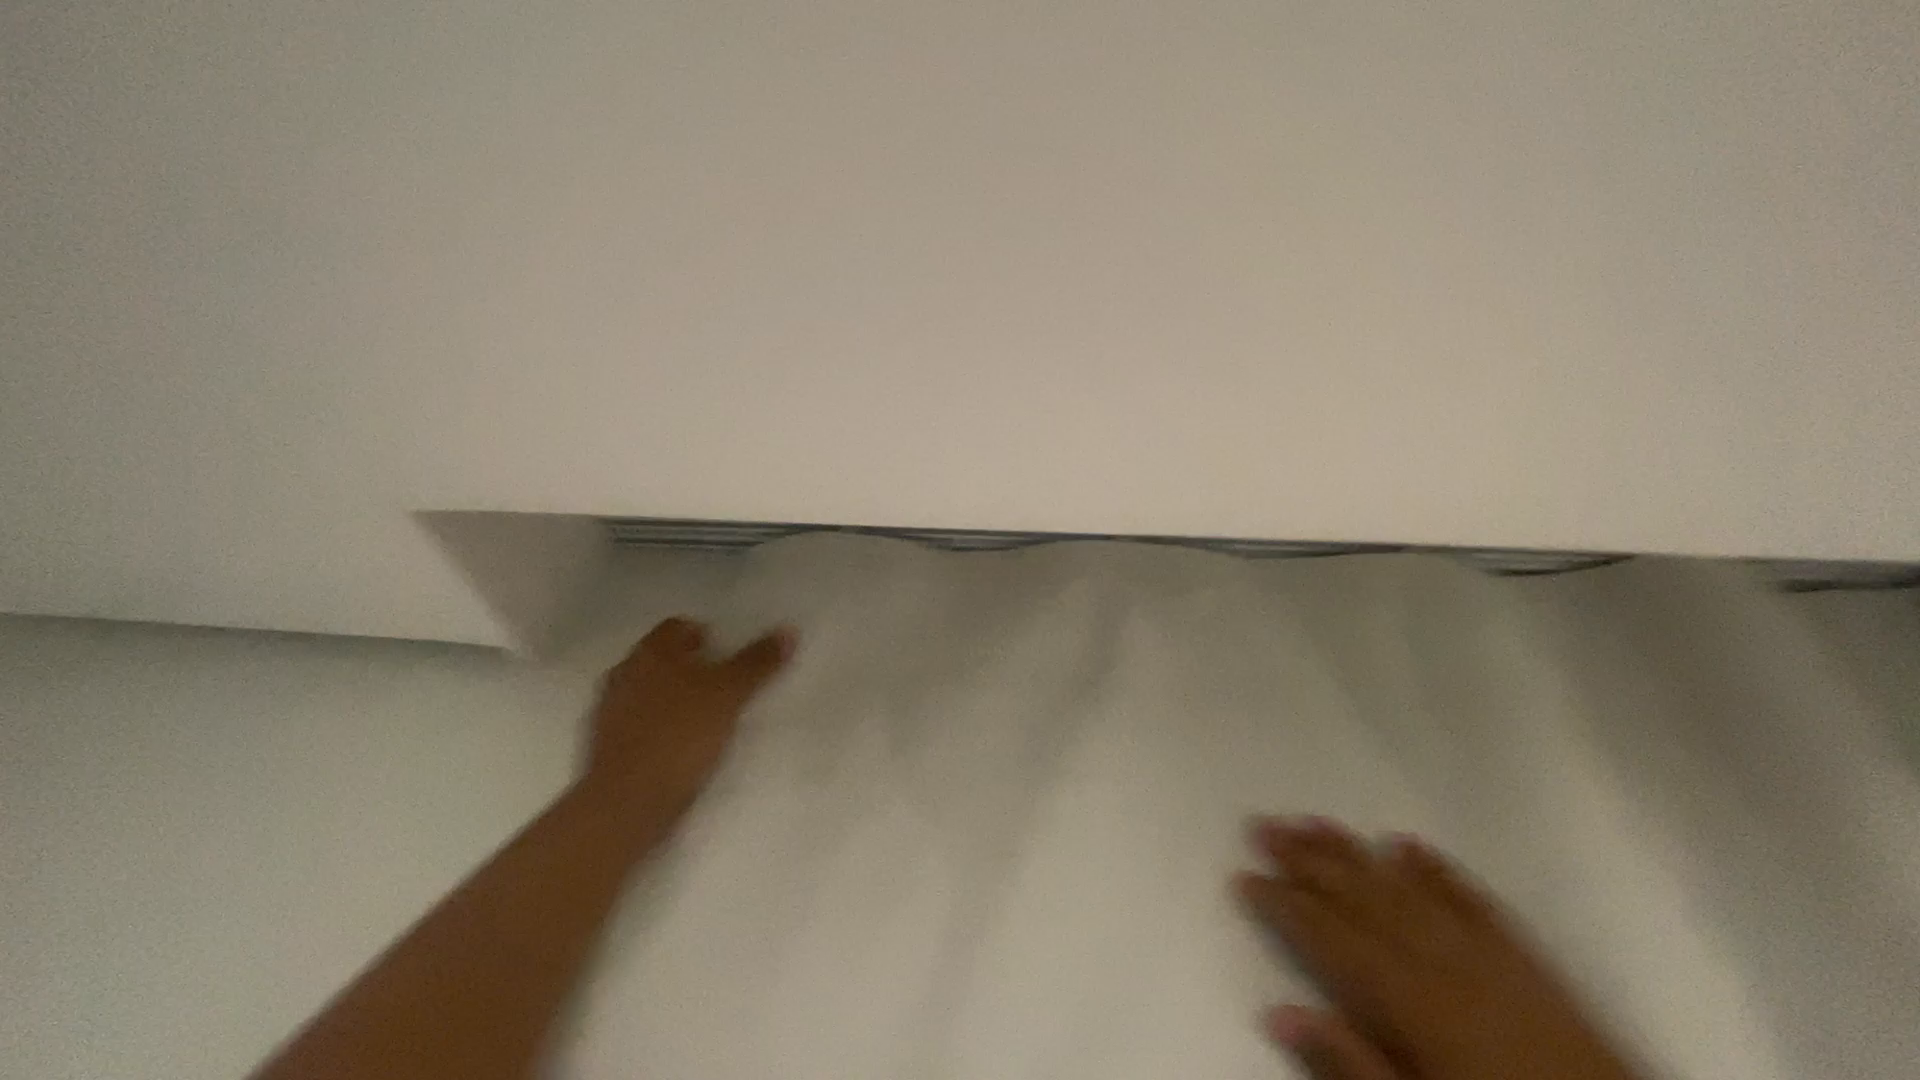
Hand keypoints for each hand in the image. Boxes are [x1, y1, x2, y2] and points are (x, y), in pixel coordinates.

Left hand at [578, 616, 794, 831]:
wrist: (628, 801)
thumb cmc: (682, 735)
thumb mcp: (730, 695)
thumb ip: (757, 662)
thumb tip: (788, 630)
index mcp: (652, 651)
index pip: (679, 626)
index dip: (706, 635)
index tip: (729, 656)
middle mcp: (624, 671)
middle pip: (662, 657)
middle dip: (689, 666)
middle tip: (722, 685)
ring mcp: (609, 709)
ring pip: (648, 690)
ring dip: (672, 697)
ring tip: (703, 718)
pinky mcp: (605, 744)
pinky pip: (638, 722)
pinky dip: (658, 726)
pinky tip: (678, 746)